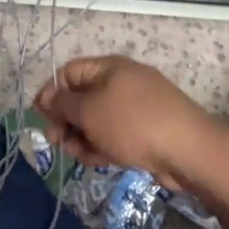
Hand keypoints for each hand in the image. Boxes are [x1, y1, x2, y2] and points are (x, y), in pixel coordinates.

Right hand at [34, 56, 218, 186]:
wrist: (187, 150)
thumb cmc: (132, 123)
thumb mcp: (90, 111)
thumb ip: (62, 104)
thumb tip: (45, 96)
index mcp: (110, 68)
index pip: (69, 72)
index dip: (52, 92)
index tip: (41, 116)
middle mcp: (122, 83)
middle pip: (82, 98)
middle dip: (67, 120)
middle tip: (59, 142)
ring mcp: (136, 107)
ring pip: (97, 120)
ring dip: (84, 138)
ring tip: (84, 156)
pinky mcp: (146, 130)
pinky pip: (115, 134)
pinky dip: (104, 145)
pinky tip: (101, 161)